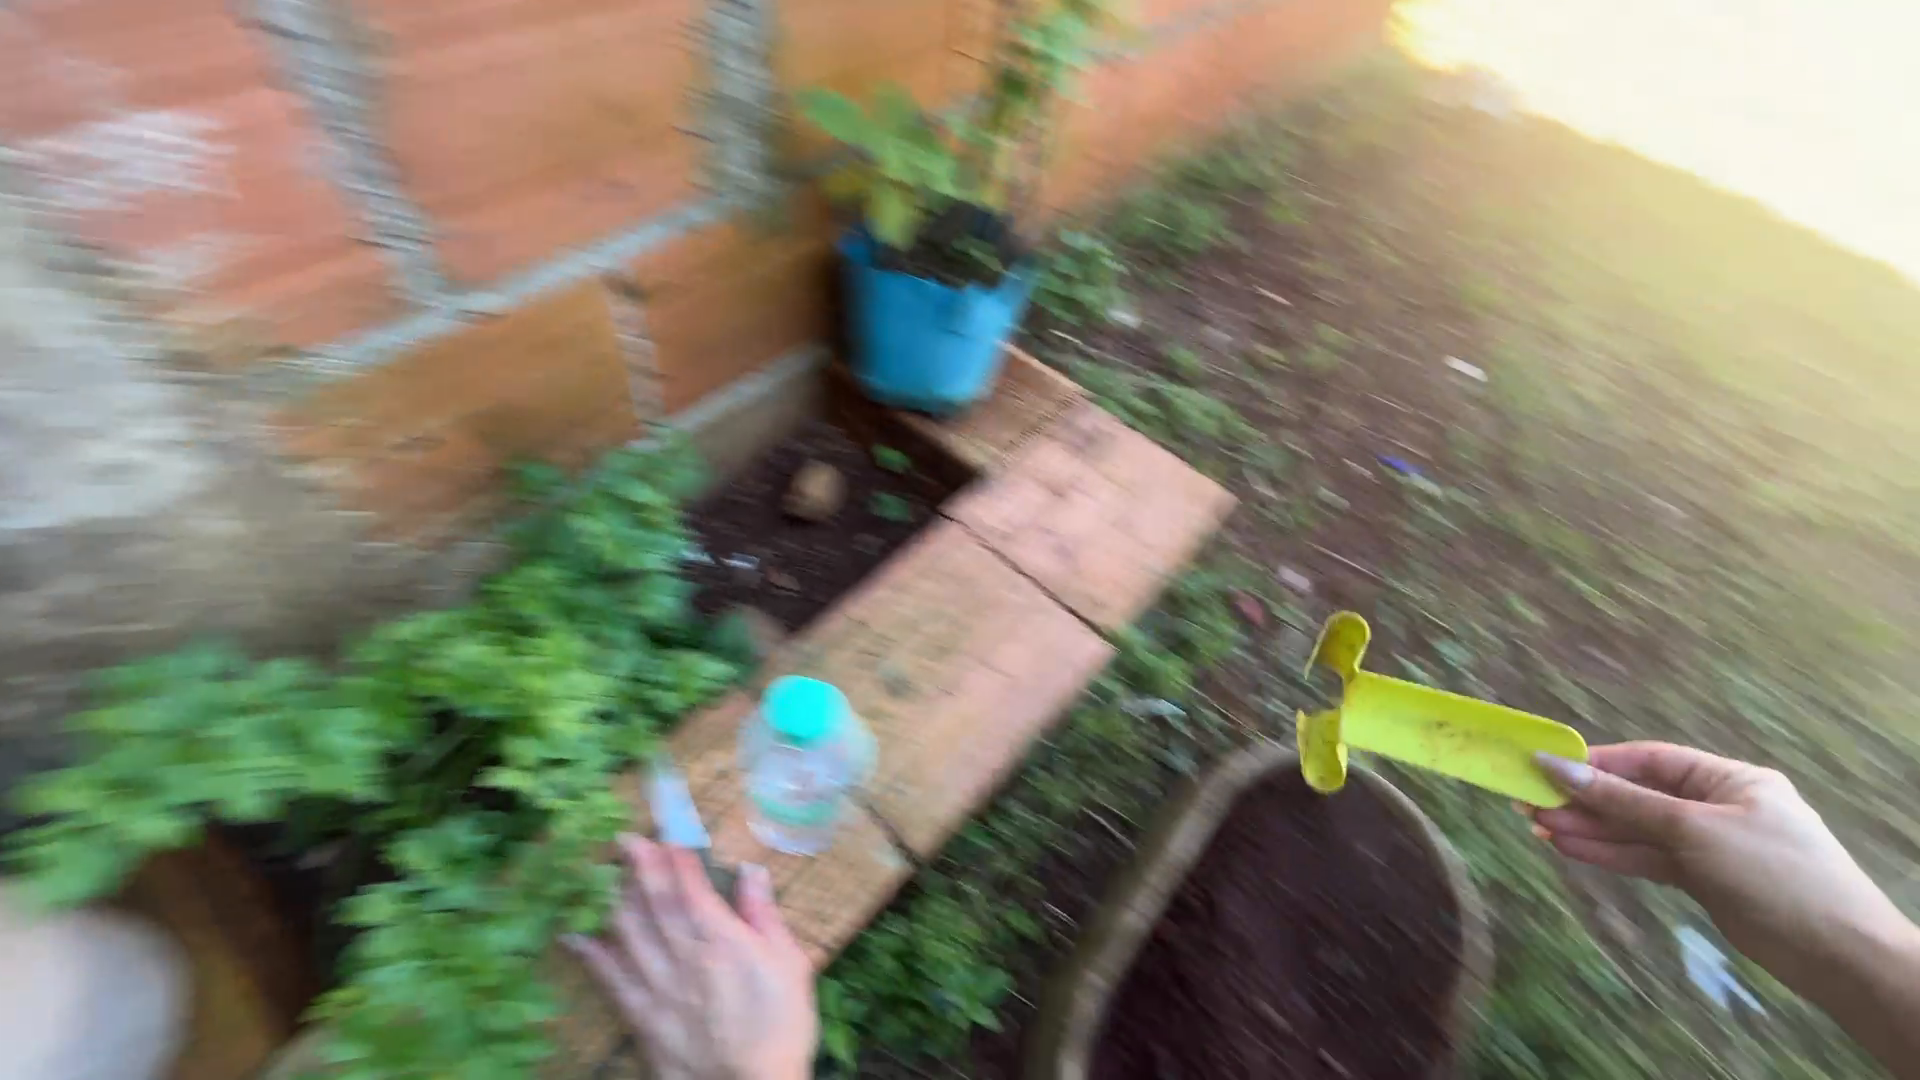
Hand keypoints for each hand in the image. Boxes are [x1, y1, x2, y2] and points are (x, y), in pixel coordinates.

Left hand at [566, 836, 816, 1079]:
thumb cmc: (780, 1025)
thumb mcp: (790, 962)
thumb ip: (764, 915)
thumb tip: (751, 871)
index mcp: (721, 940)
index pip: (689, 887)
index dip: (674, 857)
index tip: (663, 830)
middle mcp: (683, 957)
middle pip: (654, 904)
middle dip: (639, 868)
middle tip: (623, 839)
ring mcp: (659, 988)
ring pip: (630, 933)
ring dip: (616, 899)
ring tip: (606, 873)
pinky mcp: (643, 1018)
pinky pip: (612, 981)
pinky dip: (593, 956)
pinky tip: (576, 936)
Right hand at [1528, 742, 1910, 985]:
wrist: (1842, 957)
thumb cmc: (1772, 871)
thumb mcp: (1691, 827)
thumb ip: (1620, 799)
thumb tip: (1553, 766)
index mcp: (1728, 780)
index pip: (1648, 760)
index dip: (1595, 762)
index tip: (1546, 766)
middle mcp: (1716, 806)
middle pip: (1635, 796)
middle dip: (1582, 801)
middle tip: (1529, 802)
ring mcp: (1707, 843)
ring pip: (1633, 829)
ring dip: (1587, 828)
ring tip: (1536, 826)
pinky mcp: (1700, 877)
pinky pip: (1643, 857)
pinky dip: (1607, 853)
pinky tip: (1568, 848)